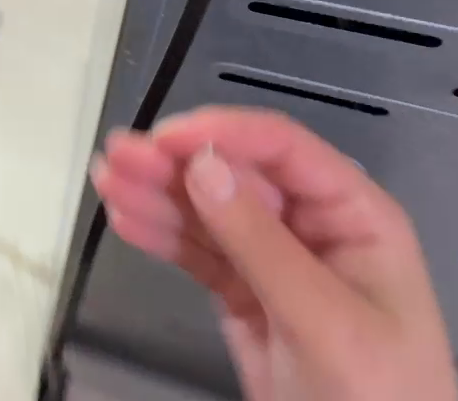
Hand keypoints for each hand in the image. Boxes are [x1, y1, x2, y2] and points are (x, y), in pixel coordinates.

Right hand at [89, 107, 457, 400]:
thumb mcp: (325, 324)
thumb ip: (260, 243)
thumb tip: (200, 164)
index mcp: (352, 215)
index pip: (282, 150)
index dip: (222, 133)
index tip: (163, 139)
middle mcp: (310, 224)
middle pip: (233, 174)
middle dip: (174, 164)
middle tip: (115, 155)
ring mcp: (273, 259)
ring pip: (206, 209)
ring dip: (155, 193)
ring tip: (104, 180)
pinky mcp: (243, 292)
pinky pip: (196, 251)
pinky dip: (160, 235)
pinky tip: (124, 219)